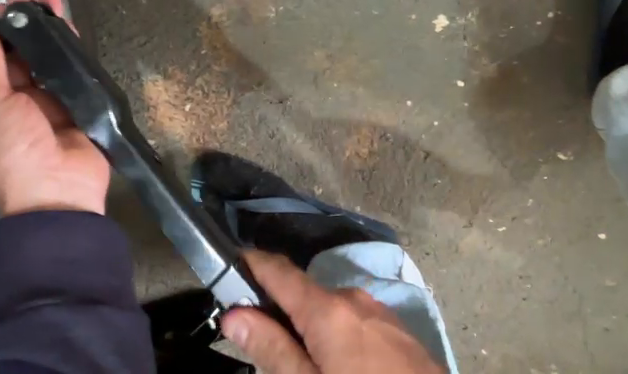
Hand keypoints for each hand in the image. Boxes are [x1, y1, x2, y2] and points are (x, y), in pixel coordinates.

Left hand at [0, 0, 110, 215]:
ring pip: (47, 55)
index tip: (2, 5)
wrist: (59, 191)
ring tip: (51, 0)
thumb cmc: (15, 152)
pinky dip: (71, 45)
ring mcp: (50, 99)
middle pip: (20, 53)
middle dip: (22, 23)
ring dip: (47, 28)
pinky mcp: (77, 101)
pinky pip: (72, 68)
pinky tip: (70, 25)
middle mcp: (19, 99)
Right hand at [222, 251, 444, 373]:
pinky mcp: (401, 334)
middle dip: (281, 313)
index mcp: (328, 307)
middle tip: (262, 344)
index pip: (278, 269)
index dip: (250, 263)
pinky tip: (342, 368)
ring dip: (312, 329)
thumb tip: (233, 316)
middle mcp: (354, 298)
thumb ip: (272, 349)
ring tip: (304, 364)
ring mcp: (382, 313)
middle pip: (304, 295)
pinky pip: (357, 325)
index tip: (226, 268)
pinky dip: (339, 338)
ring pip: (332, 312)